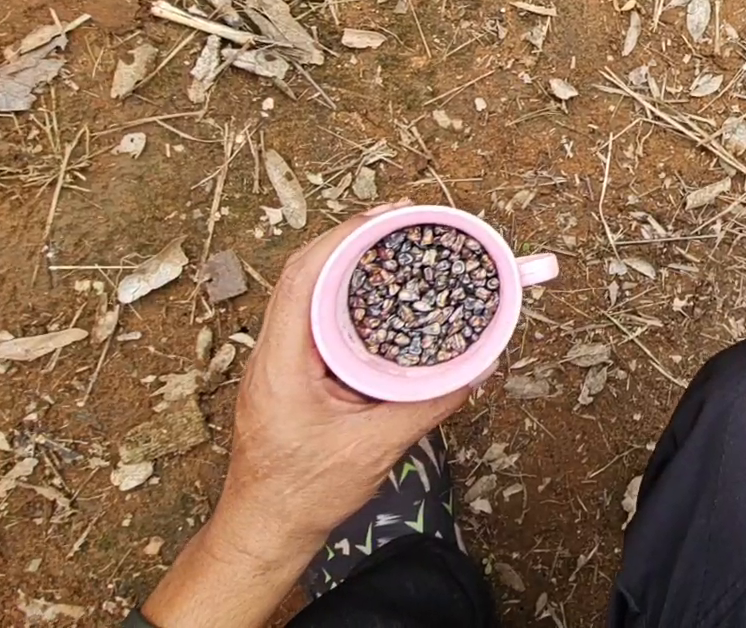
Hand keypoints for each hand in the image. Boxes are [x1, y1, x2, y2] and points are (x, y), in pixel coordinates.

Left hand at [143, 202, 479, 626]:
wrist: (263, 532)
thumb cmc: (304, 494)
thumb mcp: (375, 447)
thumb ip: (432, 404)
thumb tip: (482, 368)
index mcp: (282, 363)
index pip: (303, 278)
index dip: (344, 237)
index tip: (388, 215)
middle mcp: (276, 351)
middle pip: (306, 271)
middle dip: (353, 234)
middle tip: (402, 217)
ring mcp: (282, 359)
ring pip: (309, 288)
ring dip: (349, 257)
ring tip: (395, 239)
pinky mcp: (294, 369)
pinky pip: (318, 312)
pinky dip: (348, 287)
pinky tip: (381, 287)